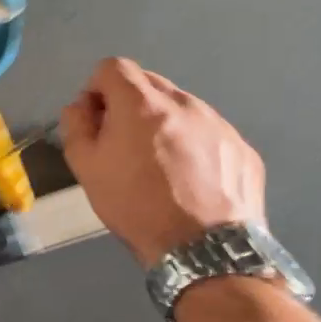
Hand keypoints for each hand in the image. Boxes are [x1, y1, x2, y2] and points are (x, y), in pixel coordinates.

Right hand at [60, 57, 265, 264]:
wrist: (208, 254)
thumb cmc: (137, 207)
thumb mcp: (85, 166)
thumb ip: (75, 124)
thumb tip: (84, 107)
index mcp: (141, 102)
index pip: (113, 67)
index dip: (98, 89)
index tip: (98, 120)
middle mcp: (184, 103)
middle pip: (149, 83)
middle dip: (132, 103)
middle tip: (127, 143)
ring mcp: (220, 126)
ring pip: (182, 108)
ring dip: (166, 123)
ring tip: (164, 165)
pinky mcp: (245, 151)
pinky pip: (211, 133)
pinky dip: (197, 145)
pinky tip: (195, 180)